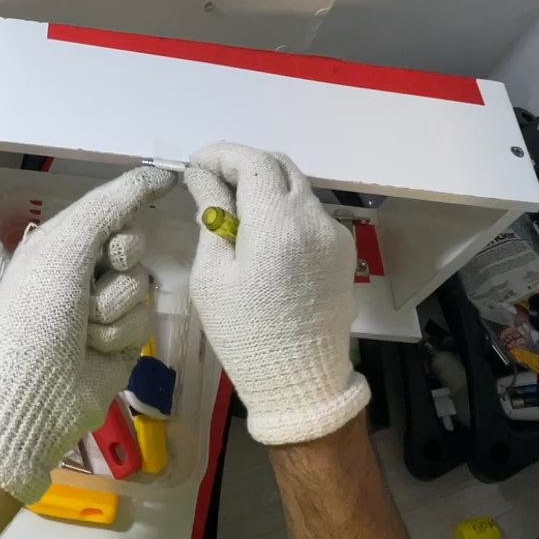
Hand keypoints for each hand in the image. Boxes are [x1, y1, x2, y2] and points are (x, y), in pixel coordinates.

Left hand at [0, 165, 171, 502]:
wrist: (32, 391)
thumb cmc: (38, 311)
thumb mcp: (67, 244)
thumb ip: (112, 204)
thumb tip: (160, 172)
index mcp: (64, 241)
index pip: (113, 208)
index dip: (134, 200)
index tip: (168, 184)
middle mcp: (84, 270)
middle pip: (133, 245)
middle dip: (120, 260)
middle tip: (96, 276)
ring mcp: (105, 307)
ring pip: (141, 284)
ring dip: (114, 306)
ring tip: (85, 327)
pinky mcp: (123, 341)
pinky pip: (145, 319)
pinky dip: (122, 333)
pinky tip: (96, 349)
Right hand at [186, 142, 367, 444]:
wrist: (302, 384)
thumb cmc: (246, 333)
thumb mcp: (212, 274)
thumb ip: (211, 214)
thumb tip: (202, 175)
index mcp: (278, 223)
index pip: (253, 161)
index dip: (221, 154)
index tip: (196, 164)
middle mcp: (313, 218)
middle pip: (278, 165)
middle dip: (242, 164)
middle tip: (210, 181)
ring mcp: (333, 233)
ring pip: (295, 186)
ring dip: (263, 185)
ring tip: (232, 210)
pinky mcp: (342, 250)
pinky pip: (308, 211)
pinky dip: (282, 208)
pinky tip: (261, 234)